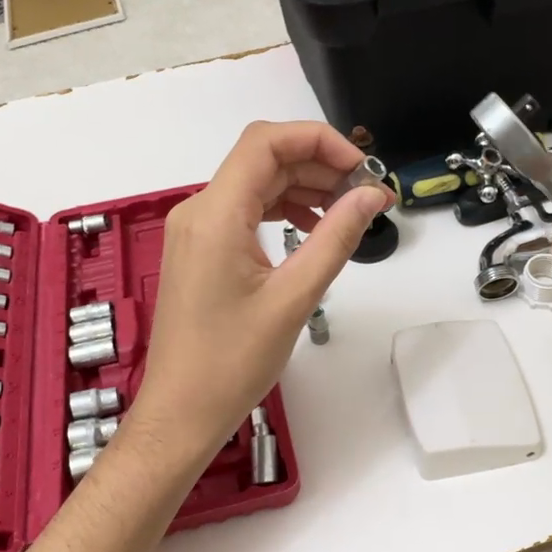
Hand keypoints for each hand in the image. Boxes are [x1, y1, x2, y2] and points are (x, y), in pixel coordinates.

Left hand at [127, 121, 389, 457]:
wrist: (181, 411)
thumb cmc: (232, 362)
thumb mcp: (294, 298)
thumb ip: (335, 239)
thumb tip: (371, 196)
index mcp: (215, 215)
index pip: (266, 143)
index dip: (319, 140)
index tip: (362, 168)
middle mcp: (199, 211)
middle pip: (263, 160)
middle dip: (319, 165)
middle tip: (366, 194)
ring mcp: (196, 231)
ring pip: (256, 185)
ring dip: (304, 188)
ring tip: (348, 212)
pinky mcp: (201, 251)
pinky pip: (246, 212)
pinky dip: (283, 211)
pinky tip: (314, 231)